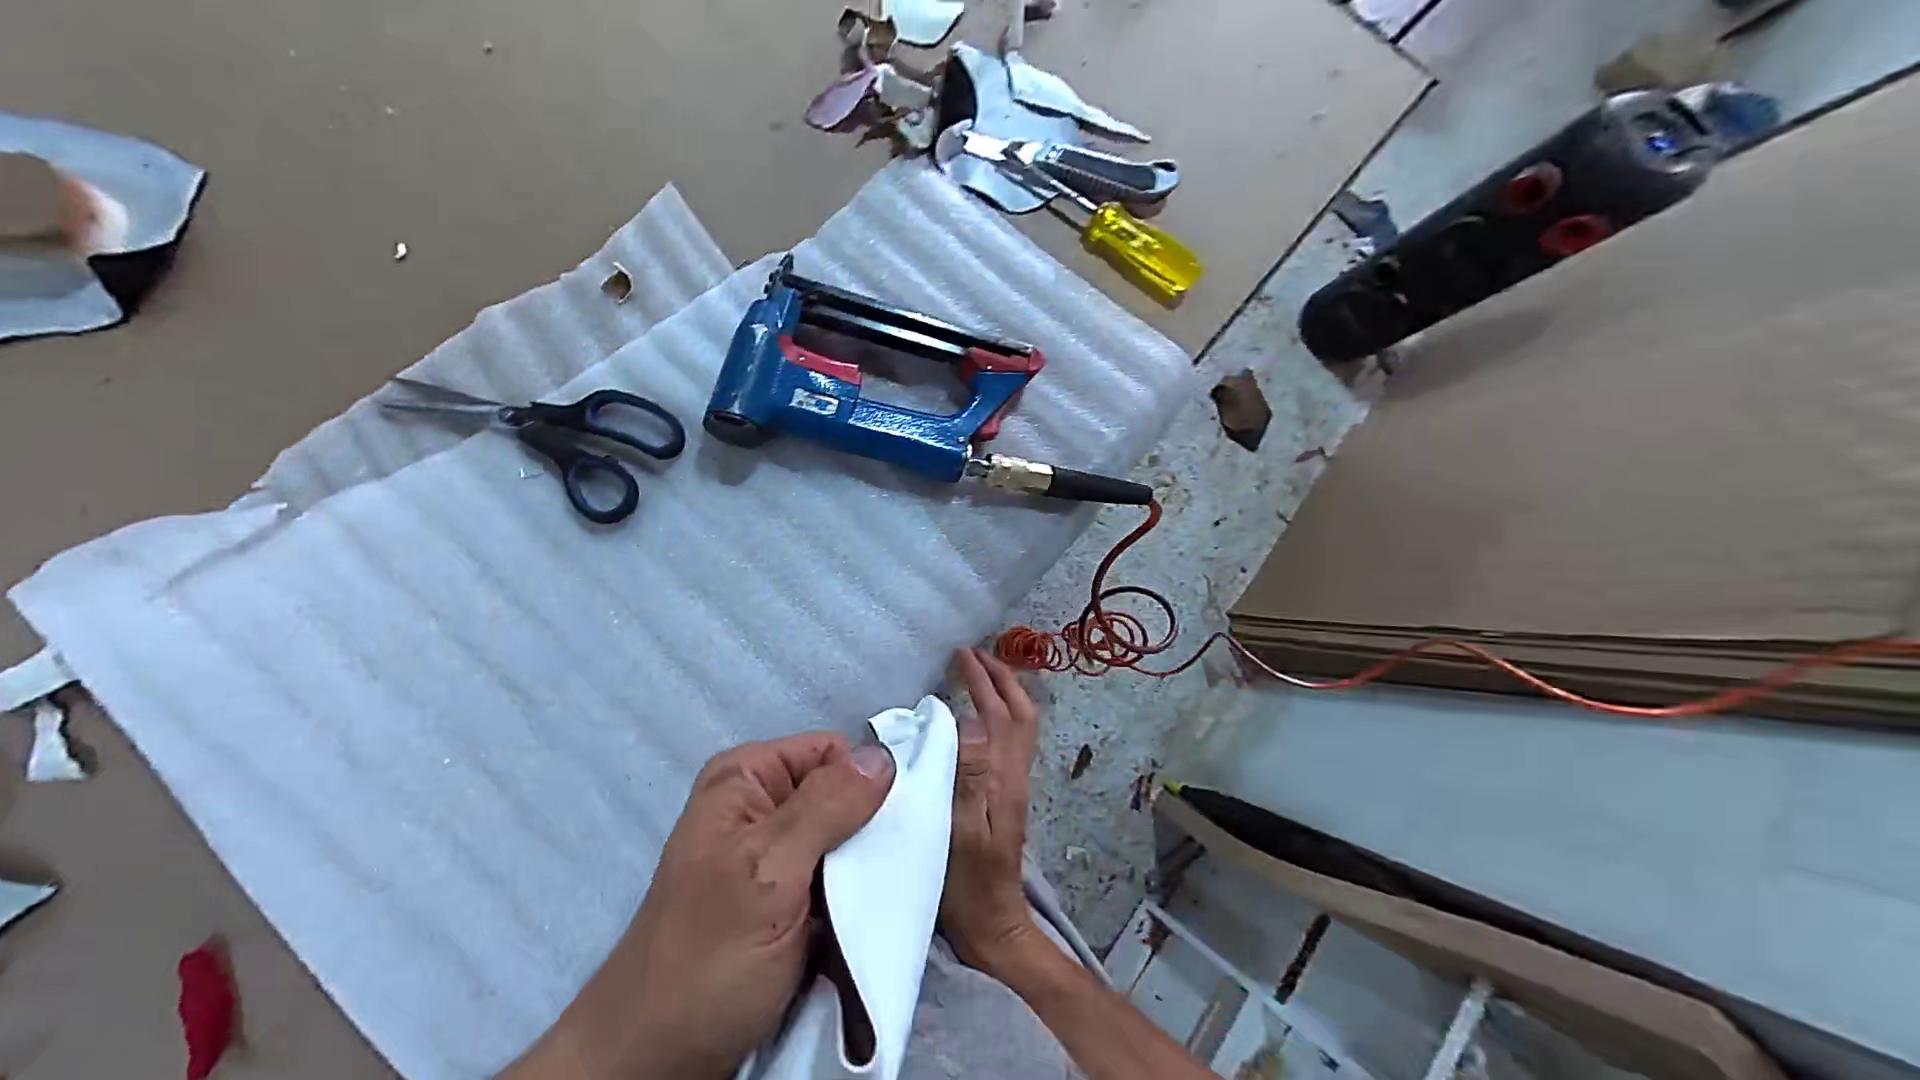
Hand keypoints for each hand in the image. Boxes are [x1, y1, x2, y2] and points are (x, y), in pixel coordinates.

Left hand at [502, 732, 895, 1079]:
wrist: (657, 1064)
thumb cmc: (705, 962)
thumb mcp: (768, 872)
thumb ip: (826, 809)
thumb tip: (885, 757)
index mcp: (746, 779)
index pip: (835, 752)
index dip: (865, 786)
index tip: (884, 833)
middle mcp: (762, 808)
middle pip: (845, 795)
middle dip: (869, 832)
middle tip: (878, 875)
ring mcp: (775, 857)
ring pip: (849, 841)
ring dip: (866, 871)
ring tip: (871, 905)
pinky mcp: (789, 902)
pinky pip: (842, 880)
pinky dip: (857, 899)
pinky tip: (861, 921)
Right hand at [940, 647, 1044, 979]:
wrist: (992, 926)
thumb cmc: (968, 883)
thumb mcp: (961, 831)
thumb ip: (969, 776)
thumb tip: (974, 719)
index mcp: (1003, 778)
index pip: (1001, 715)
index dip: (984, 681)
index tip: (963, 655)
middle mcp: (1013, 775)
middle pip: (1020, 714)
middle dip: (1000, 678)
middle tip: (974, 655)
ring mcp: (1011, 786)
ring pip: (1018, 726)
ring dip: (1002, 693)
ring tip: (978, 675)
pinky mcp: (1004, 798)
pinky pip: (1007, 741)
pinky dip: (997, 715)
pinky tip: (977, 717)